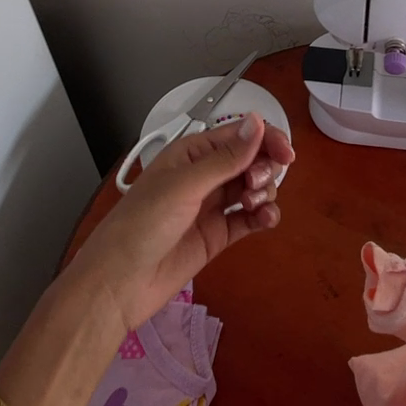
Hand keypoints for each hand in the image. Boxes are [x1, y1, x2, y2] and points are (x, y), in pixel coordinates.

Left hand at [64, 113, 294, 334]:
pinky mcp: (218, 235)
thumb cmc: (143, 224)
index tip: (286, 155)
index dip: (265, 139)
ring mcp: (212, 206)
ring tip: (254, 206)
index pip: (238, 136)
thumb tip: (258, 122)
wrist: (119, 283)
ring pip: (253, 188)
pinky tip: (266, 220)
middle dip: (263, 168)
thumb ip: (225, 158)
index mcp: (192, 154)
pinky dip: (263, 216)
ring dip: (264, 192)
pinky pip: (250, 219)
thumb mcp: (184, 186)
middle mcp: (205, 175)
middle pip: (250, 160)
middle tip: (255, 185)